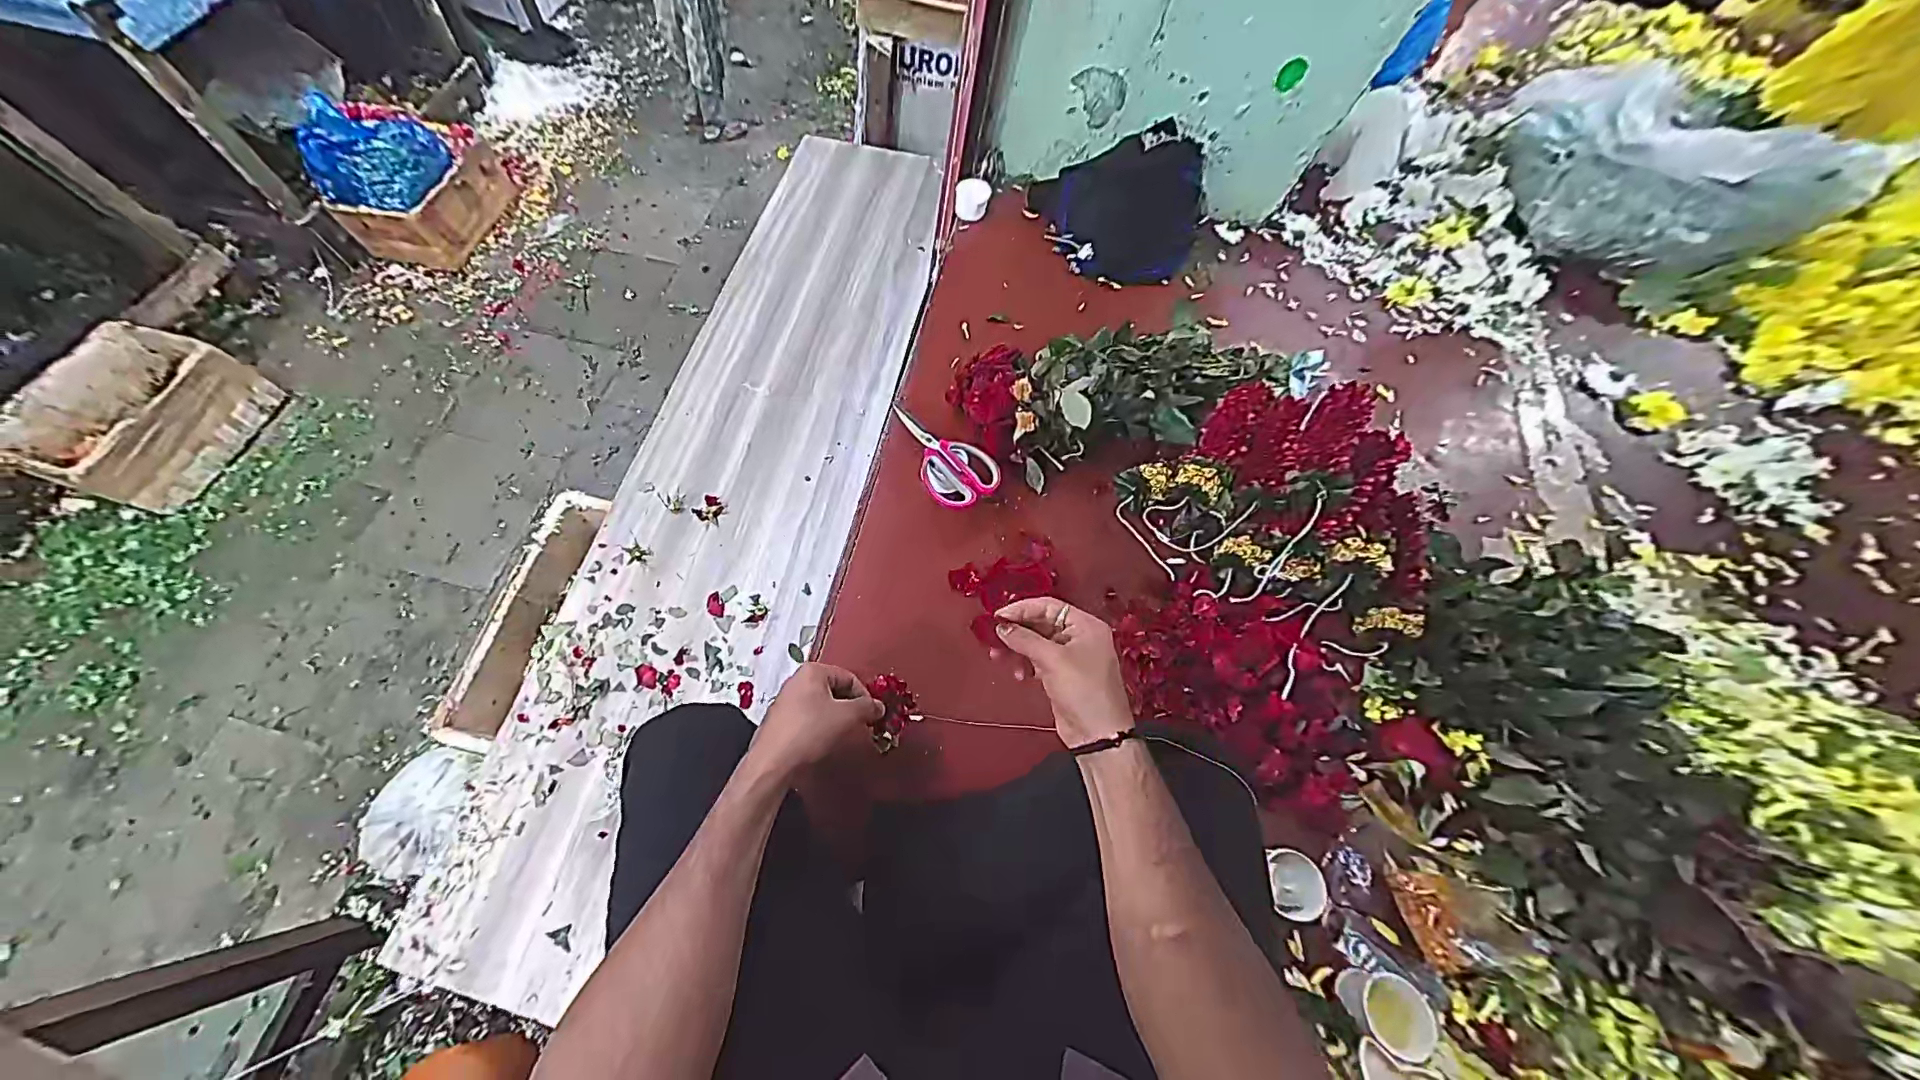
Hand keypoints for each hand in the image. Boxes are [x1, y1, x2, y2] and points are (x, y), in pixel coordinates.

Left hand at [747, 663, 883, 779]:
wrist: (773, 762)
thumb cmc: (809, 731)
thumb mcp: (847, 716)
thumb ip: (867, 707)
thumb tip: (878, 706)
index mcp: (812, 671)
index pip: (849, 677)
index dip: (864, 696)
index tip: (872, 714)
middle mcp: (797, 681)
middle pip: (835, 690)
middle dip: (850, 707)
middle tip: (860, 723)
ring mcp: (786, 700)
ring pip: (822, 704)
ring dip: (837, 717)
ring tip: (842, 733)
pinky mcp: (780, 720)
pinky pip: (808, 717)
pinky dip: (820, 726)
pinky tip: (823, 741)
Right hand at [993, 597, 1134, 747]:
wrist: (1097, 735)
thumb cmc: (1085, 692)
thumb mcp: (1053, 660)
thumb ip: (1025, 639)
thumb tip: (1001, 627)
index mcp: (1086, 625)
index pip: (1049, 606)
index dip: (1022, 609)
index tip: (998, 617)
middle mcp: (1079, 637)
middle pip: (1041, 623)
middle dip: (1017, 630)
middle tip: (994, 637)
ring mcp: (1071, 656)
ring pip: (1036, 642)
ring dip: (1017, 648)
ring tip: (1000, 657)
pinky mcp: (1062, 674)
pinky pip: (1038, 659)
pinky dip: (1025, 663)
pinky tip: (1019, 673)